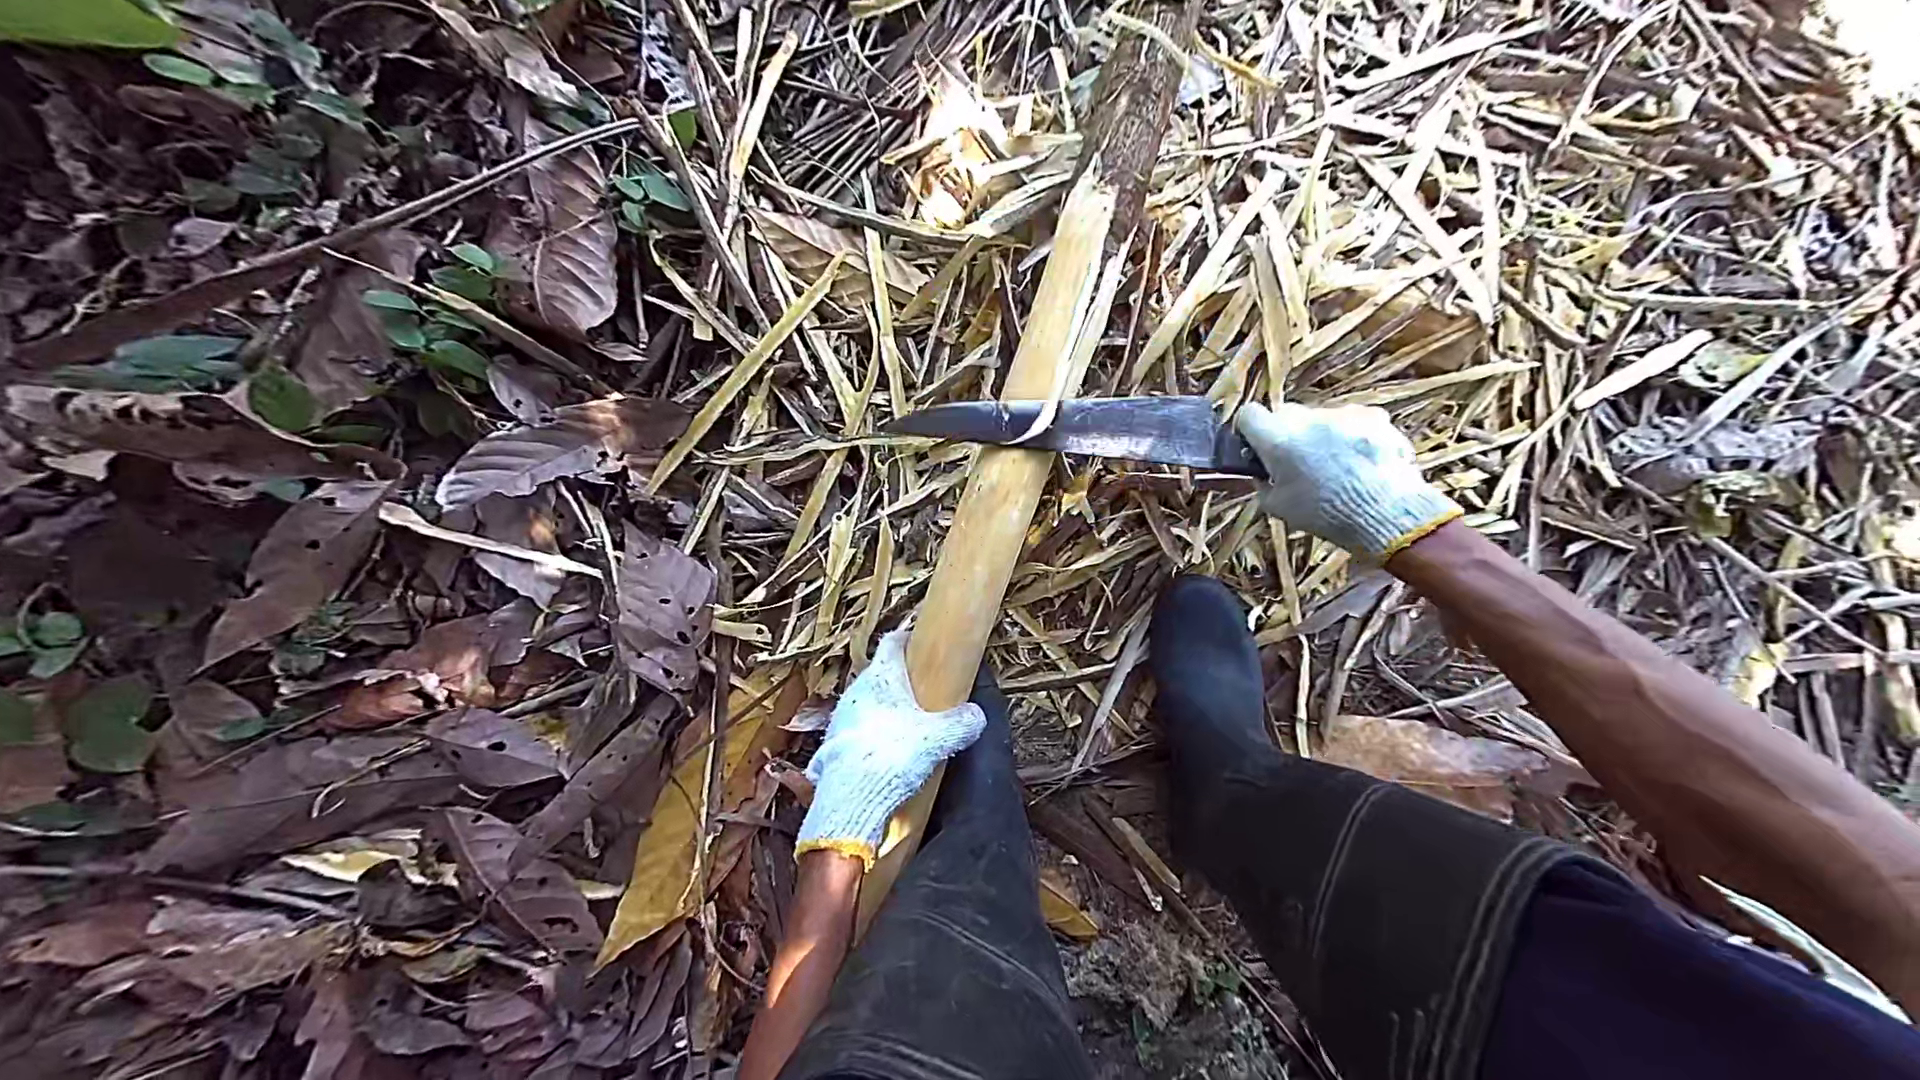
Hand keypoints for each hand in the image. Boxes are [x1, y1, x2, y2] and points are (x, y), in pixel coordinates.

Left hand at [796, 629, 985, 867]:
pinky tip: (886, 752)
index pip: (892, 641)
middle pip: (881, 672)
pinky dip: (873, 732)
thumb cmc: (893, 756)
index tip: (921, 640)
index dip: (908, 637)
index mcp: (882, 676)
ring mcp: (841, 716)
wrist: (850, 799)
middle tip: (923, 689)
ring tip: (907, 725)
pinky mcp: (834, 742)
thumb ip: (962, 723)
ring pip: (868, 700)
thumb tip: (977, 716)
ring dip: (886, 707)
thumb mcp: (939, 738)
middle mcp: (857, 689)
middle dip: (901, 678)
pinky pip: (858, 727)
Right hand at [1235, 402, 1461, 559]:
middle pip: (1285, 414)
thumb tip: (1262, 470)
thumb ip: (1263, 481)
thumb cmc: (1324, 515)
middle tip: (1294, 462)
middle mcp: (1308, 418)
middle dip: (1285, 433)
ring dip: (1319, 434)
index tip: (1255, 447)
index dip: (1249, 430)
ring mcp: (1343, 414)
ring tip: (1334, 466)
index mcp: (1277, 439)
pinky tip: (1358, 461)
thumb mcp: (1277, 506)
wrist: (1386, 515)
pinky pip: (1352, 421)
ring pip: (1319, 417)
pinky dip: (1349, 435)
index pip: (1249, 414)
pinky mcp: (1374, 417)